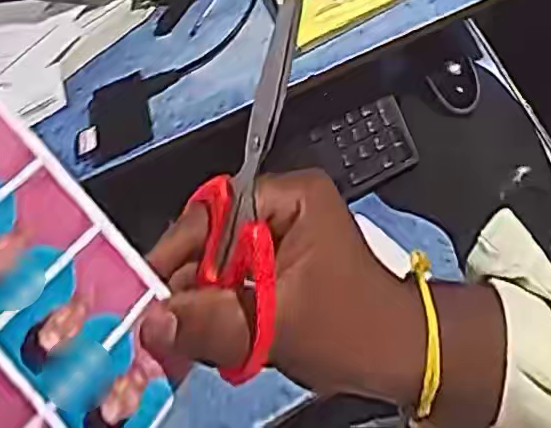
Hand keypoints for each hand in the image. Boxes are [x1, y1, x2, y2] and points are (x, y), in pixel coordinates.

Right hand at [139, 170, 423, 401]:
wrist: (400, 355)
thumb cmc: (358, 328)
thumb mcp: (278, 325)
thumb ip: (212, 321)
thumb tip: (155, 320)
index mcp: (294, 195)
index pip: (220, 208)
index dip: (182, 246)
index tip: (150, 282)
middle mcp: (285, 204)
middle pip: (216, 232)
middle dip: (189, 277)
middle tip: (160, 316)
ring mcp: (282, 232)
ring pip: (221, 257)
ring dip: (202, 295)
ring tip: (180, 331)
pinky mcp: (279, 261)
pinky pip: (235, 274)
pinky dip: (219, 303)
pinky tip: (207, 332)